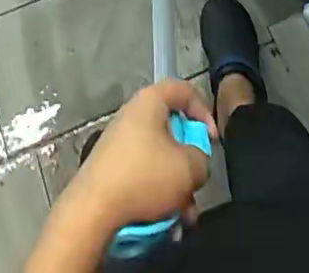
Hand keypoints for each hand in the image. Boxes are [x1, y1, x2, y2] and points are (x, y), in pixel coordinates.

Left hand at [61, 79, 215, 233]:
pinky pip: (148, 173)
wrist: (96, 205)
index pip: (182, 88)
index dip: (203, 109)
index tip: (212, 139)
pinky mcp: (116, 164)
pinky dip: (161, 193)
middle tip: (196, 182)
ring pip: (162, 157)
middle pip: (173, 129)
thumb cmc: (144, 176)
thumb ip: (201, 158)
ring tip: (183, 213)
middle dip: (190, 161)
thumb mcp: (188, 167)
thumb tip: (193, 159)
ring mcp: (123, 139)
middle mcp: (134, 114)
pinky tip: (168, 220)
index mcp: (149, 102)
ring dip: (178, 185)